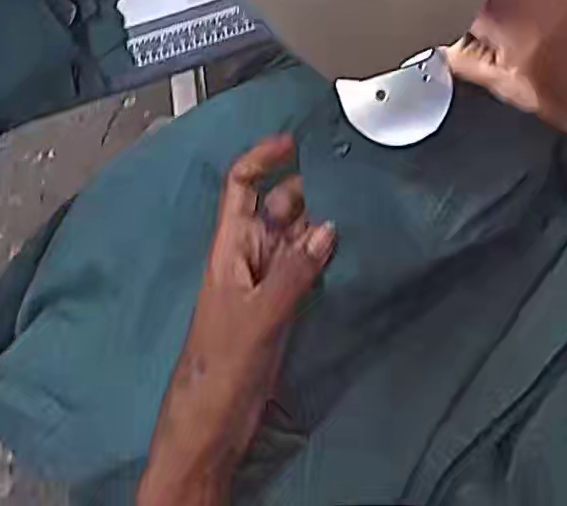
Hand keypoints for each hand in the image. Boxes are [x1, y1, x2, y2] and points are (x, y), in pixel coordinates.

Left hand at [138, 134, 336, 505]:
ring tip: (352, 203)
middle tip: (343, 176)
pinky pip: (304, 262)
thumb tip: (328, 228)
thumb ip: (294, 272)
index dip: (261, 160)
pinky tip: (345, 244)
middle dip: (304, 189)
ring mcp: (266, 276)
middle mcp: (248, 253)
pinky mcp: (282, 299)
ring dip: (318, 220)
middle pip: (276, 205)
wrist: (213, 423)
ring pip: (294, 233)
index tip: (290, 142)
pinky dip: (322, 250)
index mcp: (230, 246)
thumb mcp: (258, 315)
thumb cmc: (220, 365)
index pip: (241, 187)